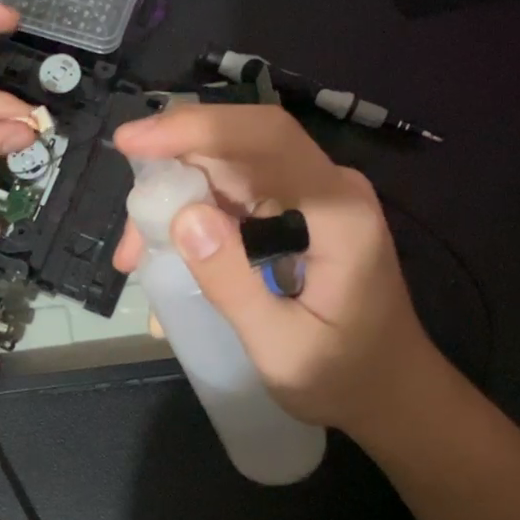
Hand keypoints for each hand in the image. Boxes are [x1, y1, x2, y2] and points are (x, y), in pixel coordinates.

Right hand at [112, 104, 435, 430]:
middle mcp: (325, 189)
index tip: (131, 143)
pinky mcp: (295, 216)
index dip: (195, 127)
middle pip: (235, 150)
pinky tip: (168, 266)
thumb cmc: (343, 376)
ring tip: (137, 262)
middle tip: (128, 243)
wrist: (391, 392)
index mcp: (336, 211)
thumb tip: (182, 216)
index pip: (265, 137)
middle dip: (169, 179)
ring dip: (174, 206)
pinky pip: (232, 199)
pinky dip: (192, 222)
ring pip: (225, 173)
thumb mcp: (281, 346)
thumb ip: (233, 282)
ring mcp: (310, 200)